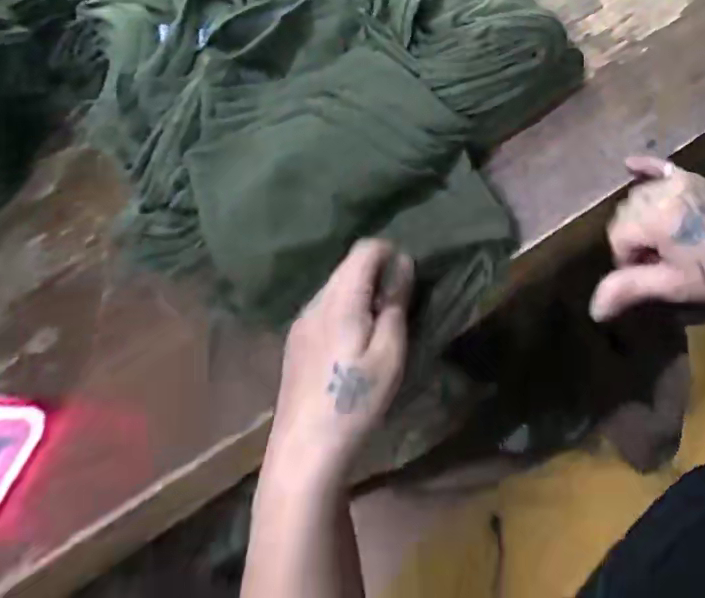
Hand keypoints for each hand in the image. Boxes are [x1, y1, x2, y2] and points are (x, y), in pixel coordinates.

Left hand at [268, 239, 413, 486]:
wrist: (304, 454)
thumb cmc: (355, 403)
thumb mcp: (389, 353)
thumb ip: (395, 303)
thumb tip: (403, 263)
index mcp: (339, 299)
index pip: (364, 249)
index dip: (391, 253)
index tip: (409, 279)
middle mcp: (315, 302)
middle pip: (348, 266)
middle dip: (377, 273)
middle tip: (400, 306)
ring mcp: (300, 323)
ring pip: (336, 287)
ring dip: (361, 293)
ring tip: (379, 328)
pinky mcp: (295, 343)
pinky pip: (325, 308)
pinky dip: (345, 310)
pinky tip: (353, 346)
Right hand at [589, 157, 704, 320]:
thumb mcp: (674, 286)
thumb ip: (629, 289)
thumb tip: (594, 309)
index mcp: (655, 217)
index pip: (617, 235)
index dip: (627, 260)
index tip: (649, 276)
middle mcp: (663, 191)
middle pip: (626, 213)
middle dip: (633, 238)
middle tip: (658, 264)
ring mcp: (681, 182)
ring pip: (640, 195)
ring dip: (640, 216)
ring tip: (664, 244)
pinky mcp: (696, 180)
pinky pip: (661, 167)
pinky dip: (645, 168)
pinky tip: (629, 163)